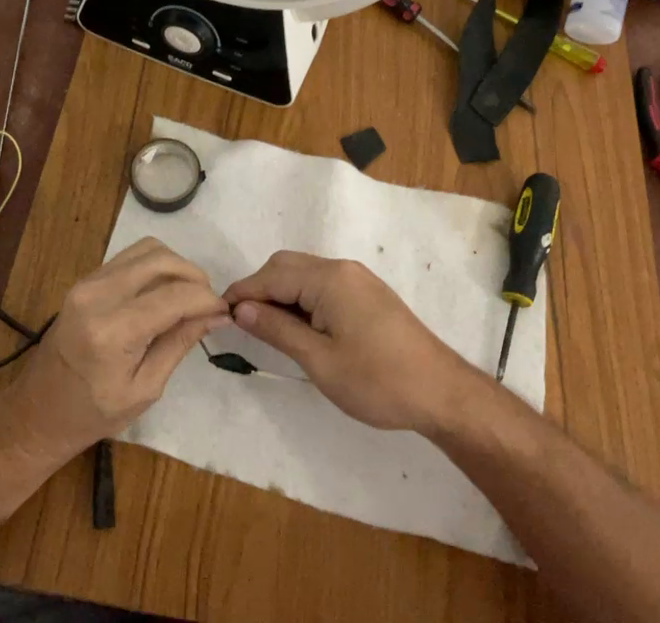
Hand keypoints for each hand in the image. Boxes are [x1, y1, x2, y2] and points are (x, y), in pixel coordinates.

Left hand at [0, 238, 231, 463]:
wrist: (38, 410)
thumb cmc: (93, 413)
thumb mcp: (145, 388)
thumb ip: (180, 343)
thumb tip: (218, 314)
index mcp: (112, 330)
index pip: (174, 295)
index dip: (207, 300)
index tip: (226, 312)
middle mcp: (97, 295)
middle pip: (162, 260)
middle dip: (194, 277)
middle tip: (208, 304)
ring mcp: (87, 283)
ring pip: (147, 250)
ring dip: (175, 267)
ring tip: (188, 298)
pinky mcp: (85, 280)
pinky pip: (129, 258)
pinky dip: (155, 268)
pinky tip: (163, 294)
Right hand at [223, 251, 478, 433]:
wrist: (441, 393)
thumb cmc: (377, 380)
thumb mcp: (319, 360)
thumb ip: (277, 329)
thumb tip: (240, 308)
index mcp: (329, 279)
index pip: (271, 275)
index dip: (242, 293)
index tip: (217, 316)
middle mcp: (343, 269)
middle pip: (287, 267)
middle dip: (260, 290)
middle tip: (242, 326)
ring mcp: (358, 280)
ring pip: (304, 275)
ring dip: (281, 296)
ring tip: (266, 331)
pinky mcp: (368, 296)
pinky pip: (323, 286)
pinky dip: (302, 301)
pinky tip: (298, 330)